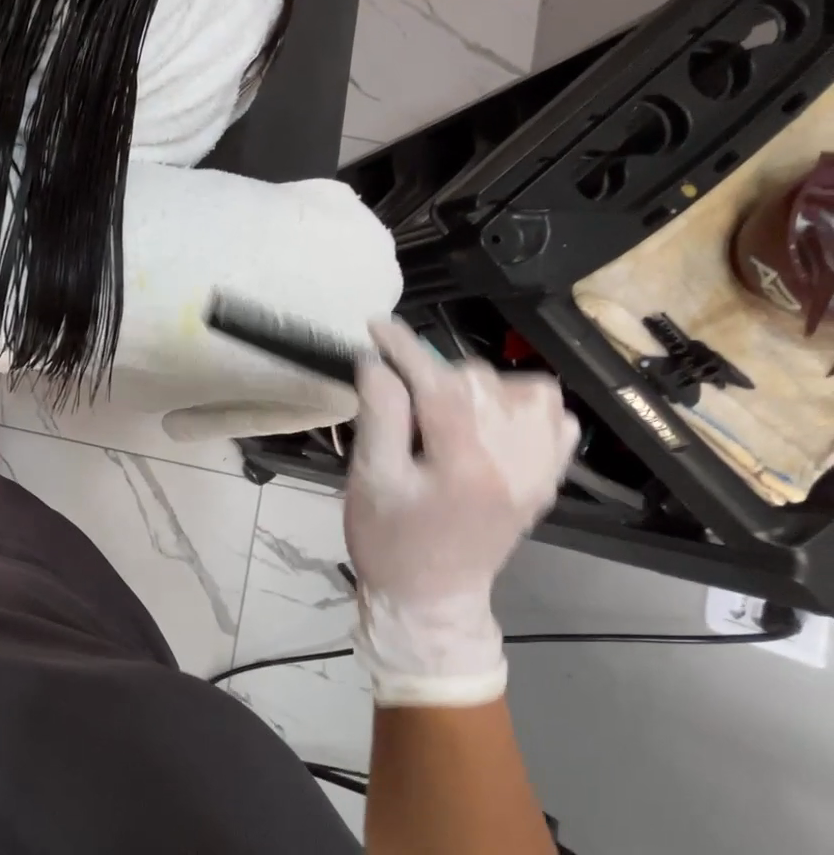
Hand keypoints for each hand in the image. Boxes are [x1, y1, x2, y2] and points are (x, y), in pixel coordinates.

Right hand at [345, 319, 579, 706]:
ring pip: (525, 392)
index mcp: (468, 464)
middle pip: (482, 384)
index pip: (441, 385)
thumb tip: (378, 364)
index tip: (377, 326)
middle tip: (395, 387)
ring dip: (479, 384)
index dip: (406, 348)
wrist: (429, 595)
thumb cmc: (388, 539)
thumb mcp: (369, 478)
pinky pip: (553, 420)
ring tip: (441, 402)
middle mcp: (518, 462)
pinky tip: (486, 417)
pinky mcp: (546, 479)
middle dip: (434, 371)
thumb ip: (380, 416)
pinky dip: (520, 405)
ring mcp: (540, 471)